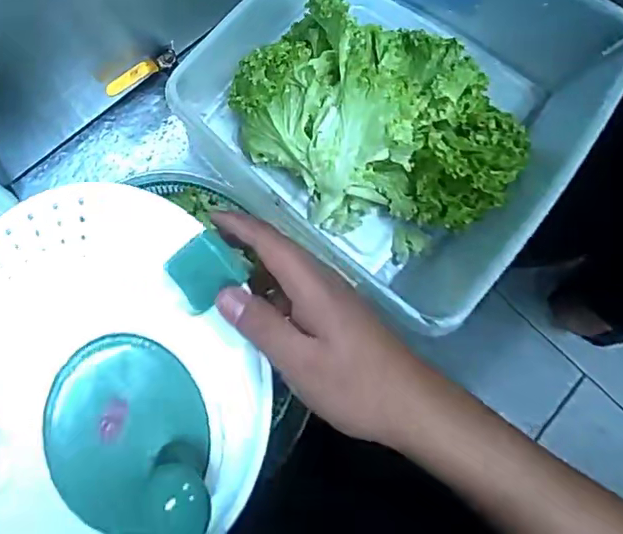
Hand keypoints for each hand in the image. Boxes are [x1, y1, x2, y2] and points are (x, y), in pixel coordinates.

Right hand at [211, 212, 453, 451]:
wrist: (418, 408)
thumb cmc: (356, 384)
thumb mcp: (299, 360)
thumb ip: (259, 324)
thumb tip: (222, 291)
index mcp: (309, 280)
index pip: (266, 238)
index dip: (236, 223)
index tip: (206, 215)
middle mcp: (320, 277)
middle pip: (275, 246)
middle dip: (239, 239)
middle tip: (204, 245)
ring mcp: (331, 294)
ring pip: (284, 266)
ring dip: (253, 263)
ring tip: (221, 275)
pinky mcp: (336, 311)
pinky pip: (293, 285)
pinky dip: (268, 285)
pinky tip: (258, 309)